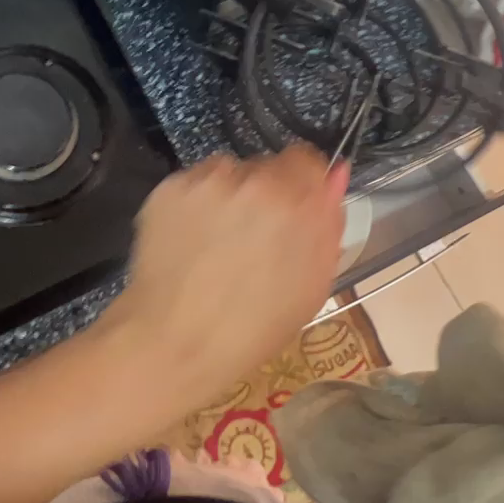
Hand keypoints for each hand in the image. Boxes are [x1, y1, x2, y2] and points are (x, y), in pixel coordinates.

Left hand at [103, 145, 348, 408]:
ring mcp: (206, 181)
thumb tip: (334, 174)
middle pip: (266, 167)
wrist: (175, 342)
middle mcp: (252, 178)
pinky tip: (190, 243)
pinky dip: (195, 205)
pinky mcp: (169, 188)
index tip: (292, 213)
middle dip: (265, 194)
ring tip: (216, 244)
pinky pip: (193, 185)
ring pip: (227, 173)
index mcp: (296, 200)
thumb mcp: (313, 284)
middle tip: (252, 239)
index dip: (301, 187)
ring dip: (229, 196)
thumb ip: (327, 222)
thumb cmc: (254, 327)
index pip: (307, 160)